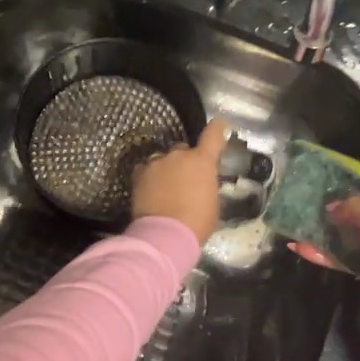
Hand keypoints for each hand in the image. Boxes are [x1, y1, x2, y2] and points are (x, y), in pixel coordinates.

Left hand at [131, 118, 229, 244]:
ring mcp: (156, 162)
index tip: (220, 125)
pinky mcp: (139, 174)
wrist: (164, 235)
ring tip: (167, 189)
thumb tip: (203, 183)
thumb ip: (209, 186)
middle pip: (184, 150)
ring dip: (167, 169)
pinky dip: (150, 177)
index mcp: (202, 161)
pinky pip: (147, 169)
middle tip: (187, 181)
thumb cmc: (196, 223)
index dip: (218, 128)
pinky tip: (152, 191)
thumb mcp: (213, 205)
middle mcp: (178, 155)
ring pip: (164, 159)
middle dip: (187, 161)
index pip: (214, 134)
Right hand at [289, 158, 359, 360]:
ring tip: (300, 225)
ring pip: (357, 229)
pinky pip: (352, 255)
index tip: (345, 182)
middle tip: (314, 202)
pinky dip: (330, 253)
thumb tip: (336, 205)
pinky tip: (303, 250)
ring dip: (330, 228)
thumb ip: (356, 205)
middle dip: (341, 200)